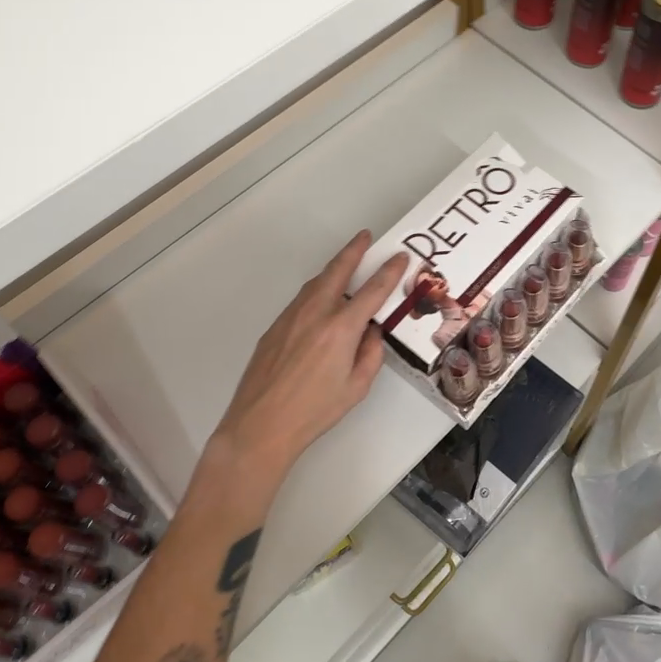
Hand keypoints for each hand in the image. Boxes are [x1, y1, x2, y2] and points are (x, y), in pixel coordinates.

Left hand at [214, 232, 406, 477]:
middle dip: (353, 251)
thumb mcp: (356, 387)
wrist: (261, 425)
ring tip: (346, 264)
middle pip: (337, 271)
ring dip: (333, 270)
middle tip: (365, 237)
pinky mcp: (274, 328)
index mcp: (341, 329)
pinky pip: (301, 300)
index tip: (399, 257)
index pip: (372, 291)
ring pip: (316, 284)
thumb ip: (370, 355)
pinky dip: (316, 291)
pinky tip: (322, 301)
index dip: (388, 272)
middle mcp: (315, 314)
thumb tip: (370, 333)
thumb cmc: (314, 411)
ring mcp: (291, 318)